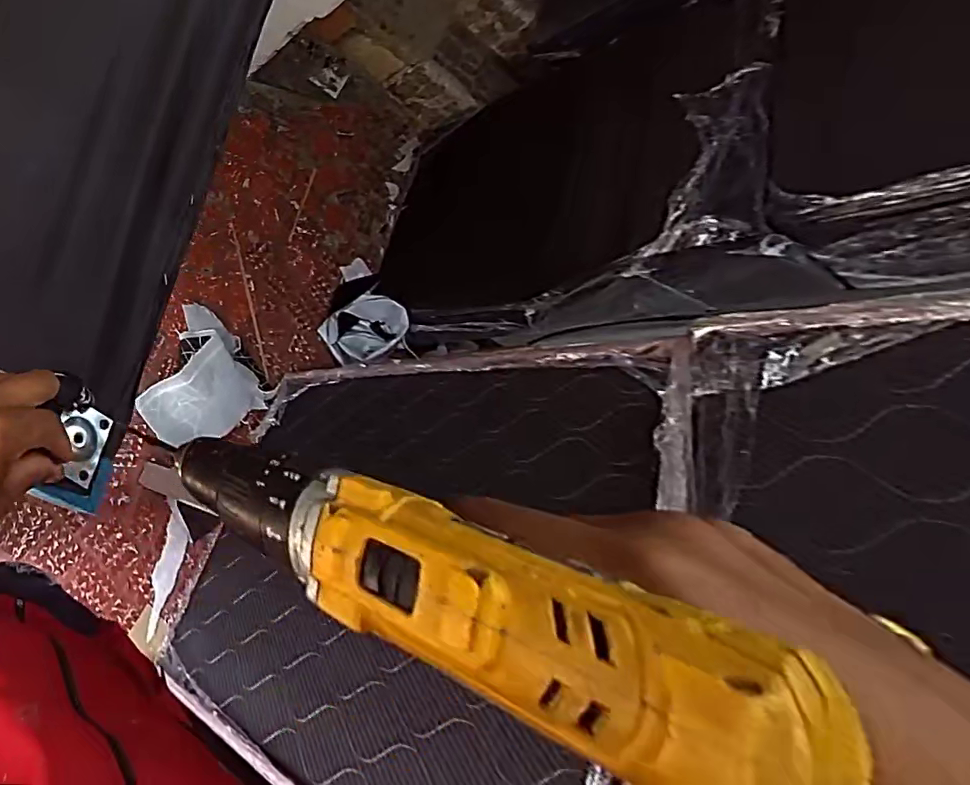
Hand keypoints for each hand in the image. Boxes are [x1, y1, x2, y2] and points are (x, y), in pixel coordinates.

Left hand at [0, 368, 71, 556]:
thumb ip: (30, 473)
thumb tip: (48, 462)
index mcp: (0, 431)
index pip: (50, 422)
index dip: (63, 440)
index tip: (61, 452)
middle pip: (39, 379)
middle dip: (52, 403)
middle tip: (48, 428)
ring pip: (7, 375)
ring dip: (18, 397)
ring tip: (14, 424)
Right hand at [452, 499, 969, 784]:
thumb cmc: (855, 758)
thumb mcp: (691, 746)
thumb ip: (589, 702)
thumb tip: (517, 686)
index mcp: (654, 562)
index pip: (506, 523)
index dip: (453, 540)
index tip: (424, 562)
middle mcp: (675, 533)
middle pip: (543, 534)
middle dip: (516, 579)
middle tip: (501, 627)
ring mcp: (713, 537)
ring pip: (593, 546)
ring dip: (572, 589)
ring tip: (582, 647)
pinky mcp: (741, 549)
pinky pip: (646, 556)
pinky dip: (622, 588)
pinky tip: (650, 644)